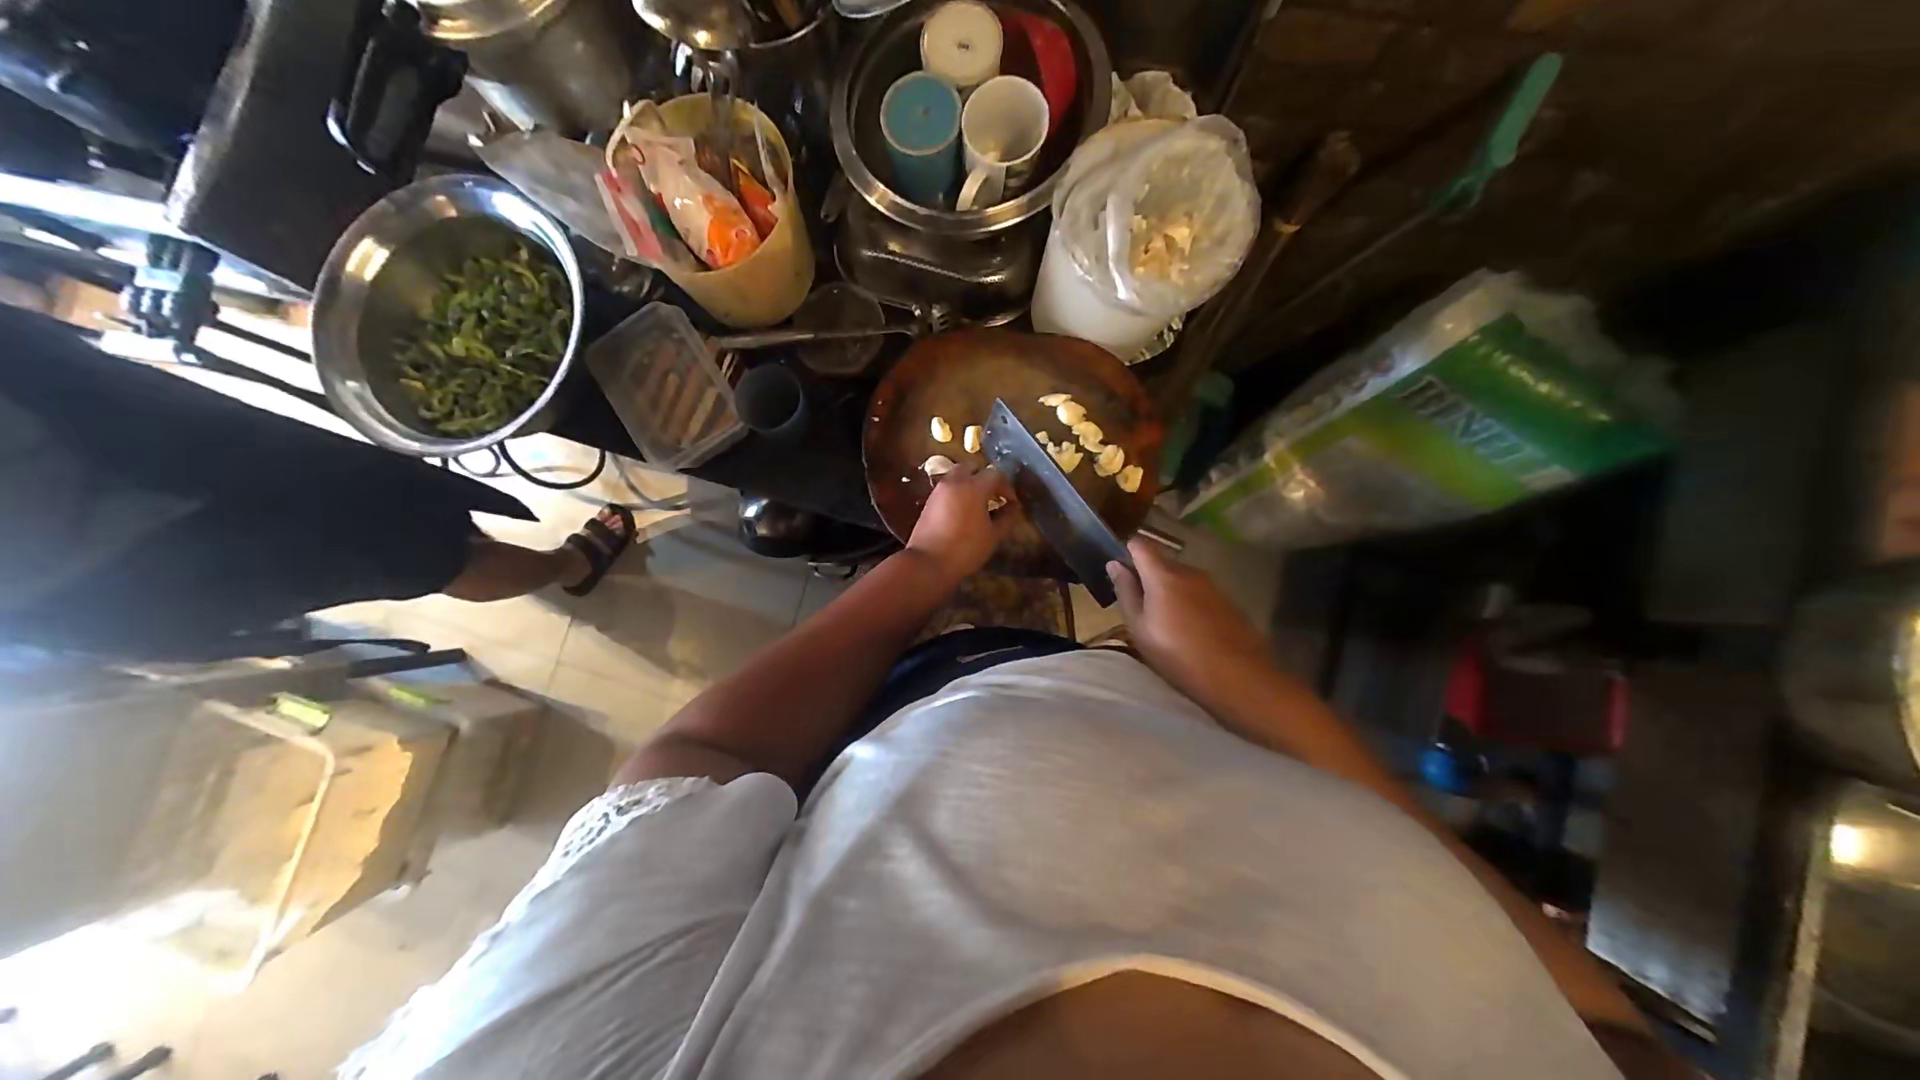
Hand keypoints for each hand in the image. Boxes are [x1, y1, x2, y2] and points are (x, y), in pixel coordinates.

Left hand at [906, 463, 1013, 583]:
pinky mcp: (929, 501)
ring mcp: (938, 490)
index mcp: (973, 487)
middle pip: (973, 467)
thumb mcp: (992, 535)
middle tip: (994, 496)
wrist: (928, 562)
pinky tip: (963, 511)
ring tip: (979, 505)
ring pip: (957, 476)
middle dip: (985, 478)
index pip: (995, 474)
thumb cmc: (965, 549)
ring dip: (970, 484)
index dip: (1007, 487)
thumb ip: (1006, 517)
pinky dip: (958, 492)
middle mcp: (954, 481)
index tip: (1011, 502)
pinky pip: (947, 488)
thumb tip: (1014, 507)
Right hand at [1108, 538, 1273, 699]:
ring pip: (1181, 577)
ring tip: (1163, 621)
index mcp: (1163, 575)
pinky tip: (1188, 629)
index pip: (1141, 545)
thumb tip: (1114, 564)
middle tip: (1138, 605)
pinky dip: (1187, 601)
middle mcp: (1189, 571)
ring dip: (1168, 590)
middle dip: (1147, 575)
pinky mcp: (1227, 601)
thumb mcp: (1140, 629)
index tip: (1119, 574)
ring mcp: (1212, 585)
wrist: (1239, 677)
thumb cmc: (1178, 655)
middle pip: (1161, 561)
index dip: (1126, 553)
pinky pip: (1198, 592)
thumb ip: (1126, 592)